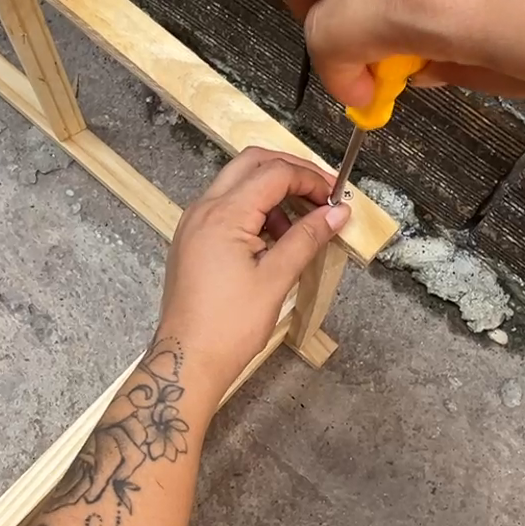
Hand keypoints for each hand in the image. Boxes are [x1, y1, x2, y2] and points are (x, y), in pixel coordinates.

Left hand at [154, 148, 348, 395]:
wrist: (187, 360)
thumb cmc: (229, 327)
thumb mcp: (277, 279)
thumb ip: (307, 238)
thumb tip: (337, 213)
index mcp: (223, 214)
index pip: (274, 173)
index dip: (310, 179)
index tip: (335, 197)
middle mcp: (203, 210)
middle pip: (251, 164)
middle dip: (289, 172)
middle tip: (320, 194)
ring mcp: (193, 224)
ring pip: (237, 185)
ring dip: (271, 193)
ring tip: (300, 228)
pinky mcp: (192, 241)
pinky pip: (225, 208)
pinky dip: (253, 212)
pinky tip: (274, 241)